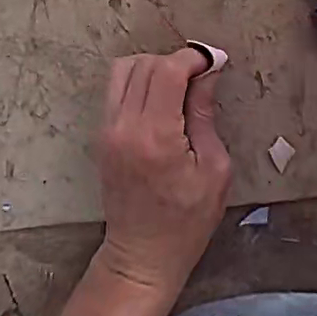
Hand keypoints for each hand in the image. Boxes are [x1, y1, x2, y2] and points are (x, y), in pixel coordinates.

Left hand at [95, 48, 232, 292]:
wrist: (141, 258)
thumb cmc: (187, 220)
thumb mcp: (214, 168)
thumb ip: (205, 114)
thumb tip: (208, 72)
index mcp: (155, 137)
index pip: (167, 70)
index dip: (194, 57)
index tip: (214, 64)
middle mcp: (124, 128)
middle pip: (146, 64)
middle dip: (177, 61)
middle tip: (201, 78)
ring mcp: (107, 131)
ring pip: (125, 69)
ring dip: (154, 67)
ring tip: (178, 86)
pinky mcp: (102, 136)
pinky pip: (117, 88)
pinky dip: (139, 81)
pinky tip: (161, 100)